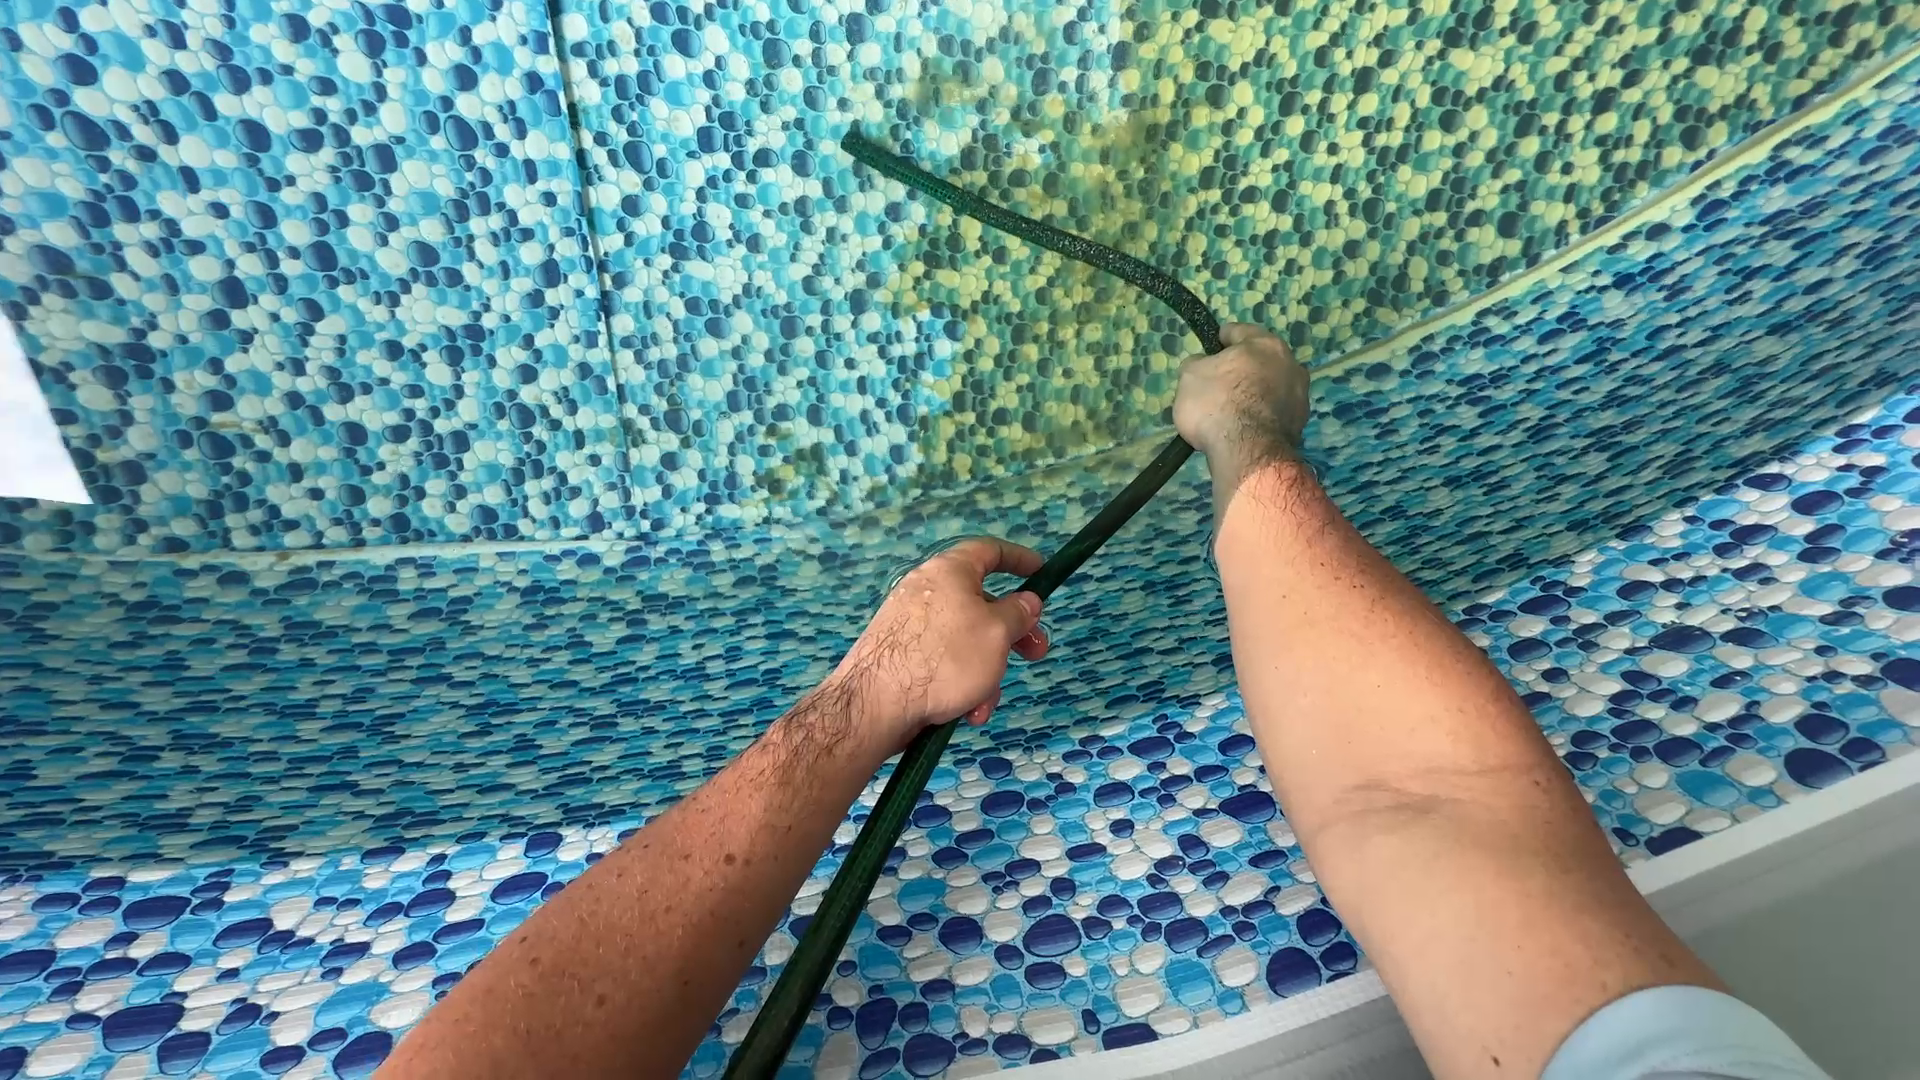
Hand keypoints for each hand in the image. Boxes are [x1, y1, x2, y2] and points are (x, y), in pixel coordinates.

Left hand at [826, 537, 1049, 756]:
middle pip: (982, 603)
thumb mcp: (996, 632)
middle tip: (1036, 653)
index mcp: (948, 571)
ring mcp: (910, 624)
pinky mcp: (900, 655)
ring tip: (983, 702)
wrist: (874, 705)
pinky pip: (943, 663)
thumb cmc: (944, 659)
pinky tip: (964, 711)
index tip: (1041, 573)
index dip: (1019, 559)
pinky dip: (960, 684)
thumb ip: (1018, 613)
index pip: (989, 551)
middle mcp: (926, 590)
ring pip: (965, 642)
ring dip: (985, 672)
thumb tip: (1026, 600)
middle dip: (1012, 634)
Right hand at [1174, 323, 1310, 487]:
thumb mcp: (1189, 376)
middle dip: (1243, 368)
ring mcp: (1300, 394)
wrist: (1247, 449)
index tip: (1213, 346)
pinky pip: (1275, 412)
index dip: (1222, 338)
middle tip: (1222, 382)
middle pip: (1261, 360)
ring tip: (1235, 410)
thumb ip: (1197, 364)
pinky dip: (1262, 415)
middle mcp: (1290, 363)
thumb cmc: (1216, 403)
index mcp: (1263, 344)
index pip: (1240, 331)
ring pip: (1272, 387)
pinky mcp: (1300, 423)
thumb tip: (1203, 364)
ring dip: (1257, 392)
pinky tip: (1246, 427)